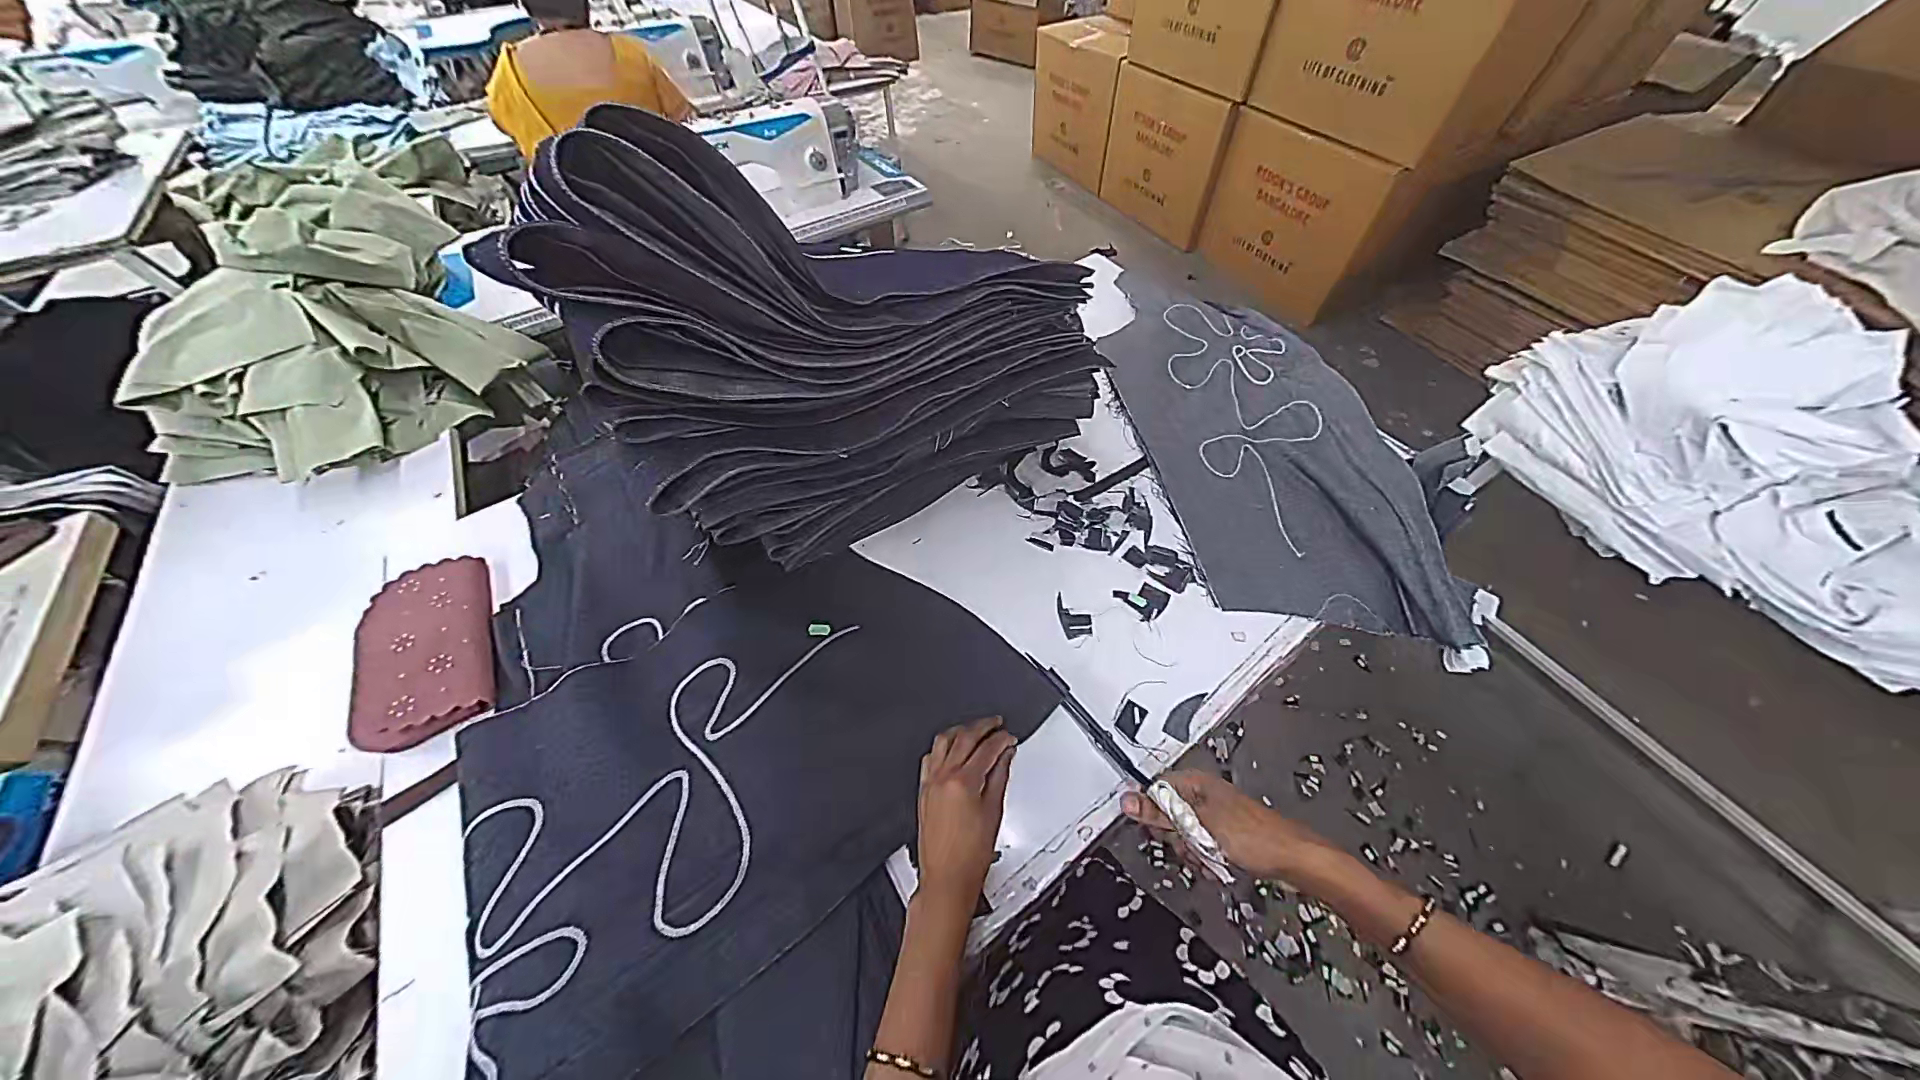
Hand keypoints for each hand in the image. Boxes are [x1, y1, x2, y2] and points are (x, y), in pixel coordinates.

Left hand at [915, 716, 1016, 904]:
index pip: (986, 748)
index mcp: (964, 782)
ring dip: (961, 731)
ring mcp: (930, 782)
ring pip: (943, 742)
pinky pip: (930, 758)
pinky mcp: (923, 790)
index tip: (1010, 737)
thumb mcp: (994, 812)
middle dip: (983, 727)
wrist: (947, 877)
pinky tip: (950, 748)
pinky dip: (942, 747)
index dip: (1001, 739)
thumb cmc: (970, 855)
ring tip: (975, 729)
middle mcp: (943, 777)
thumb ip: (999, 777)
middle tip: (996, 724)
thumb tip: (1005, 757)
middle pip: (964, 737)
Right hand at [1122, 770, 1341, 881]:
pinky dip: (1205, 859)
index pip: (1153, 792)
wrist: (1295, 861)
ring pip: (1182, 836)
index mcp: (1193, 782)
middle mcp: (1201, 795)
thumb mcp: (1198, 825)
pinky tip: (1217, 863)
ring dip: (1192, 852)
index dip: (1152, 814)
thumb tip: (1129, 801)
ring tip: (1210, 856)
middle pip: (1166, 817)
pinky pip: (1198, 847)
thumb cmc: (1256, 836)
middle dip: (1176, 838)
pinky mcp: (1221, 834)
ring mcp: (1212, 815)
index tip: (1160, 830)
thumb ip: (1160, 813)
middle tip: (1192, 844)